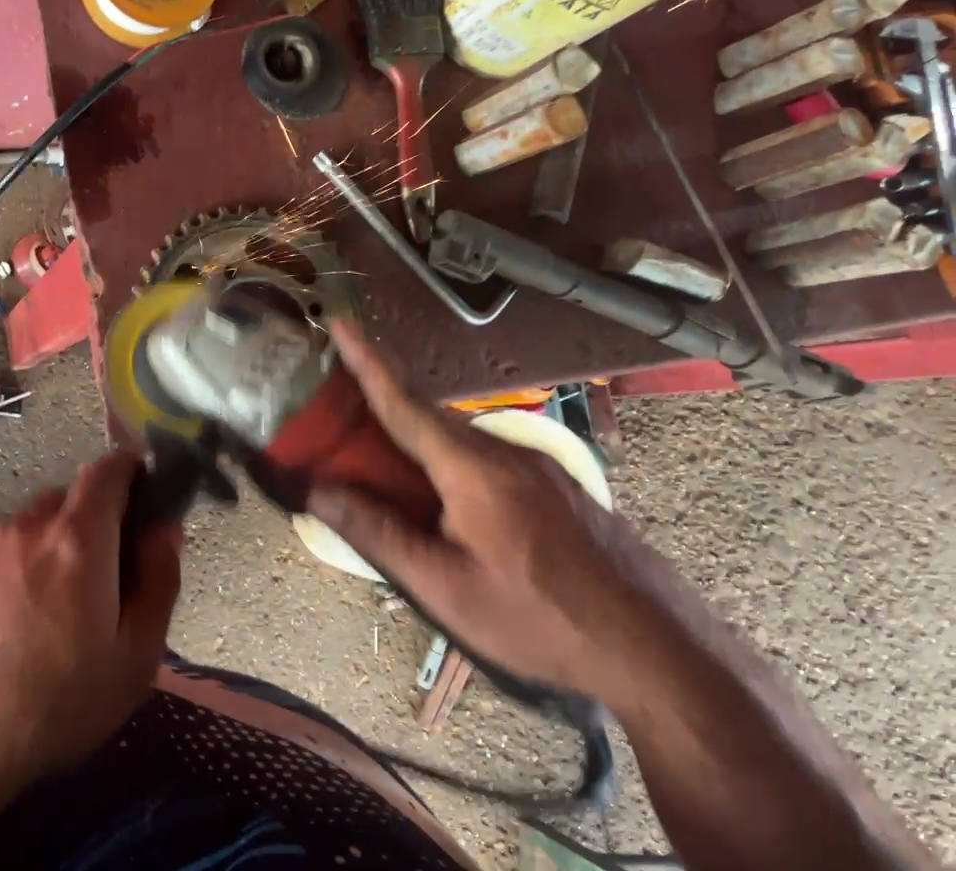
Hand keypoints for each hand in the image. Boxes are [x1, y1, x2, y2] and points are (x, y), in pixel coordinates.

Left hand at [0, 450, 182, 794]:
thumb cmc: (61, 703)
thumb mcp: (136, 655)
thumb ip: (159, 579)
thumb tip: (165, 528)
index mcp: (79, 540)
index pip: (106, 472)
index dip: (127, 469)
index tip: (140, 483)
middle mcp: (26, 524)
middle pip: (66, 500)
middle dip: (89, 521)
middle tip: (98, 573)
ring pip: (27, 523)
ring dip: (46, 544)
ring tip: (46, 604)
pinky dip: (10, 561)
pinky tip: (5, 612)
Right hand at [306, 321, 683, 702]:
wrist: (660, 654)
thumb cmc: (541, 621)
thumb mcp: (443, 586)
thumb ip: (376, 533)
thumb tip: (315, 491)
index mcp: (474, 470)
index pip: (405, 403)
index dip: (366, 361)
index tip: (341, 321)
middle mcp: (508, 455)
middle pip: (430, 416)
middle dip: (382, 400)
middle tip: (337, 401)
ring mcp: (541, 470)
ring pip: (460, 438)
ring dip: (415, 435)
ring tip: (378, 453)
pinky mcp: (559, 490)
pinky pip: (486, 458)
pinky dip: (447, 458)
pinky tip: (440, 493)